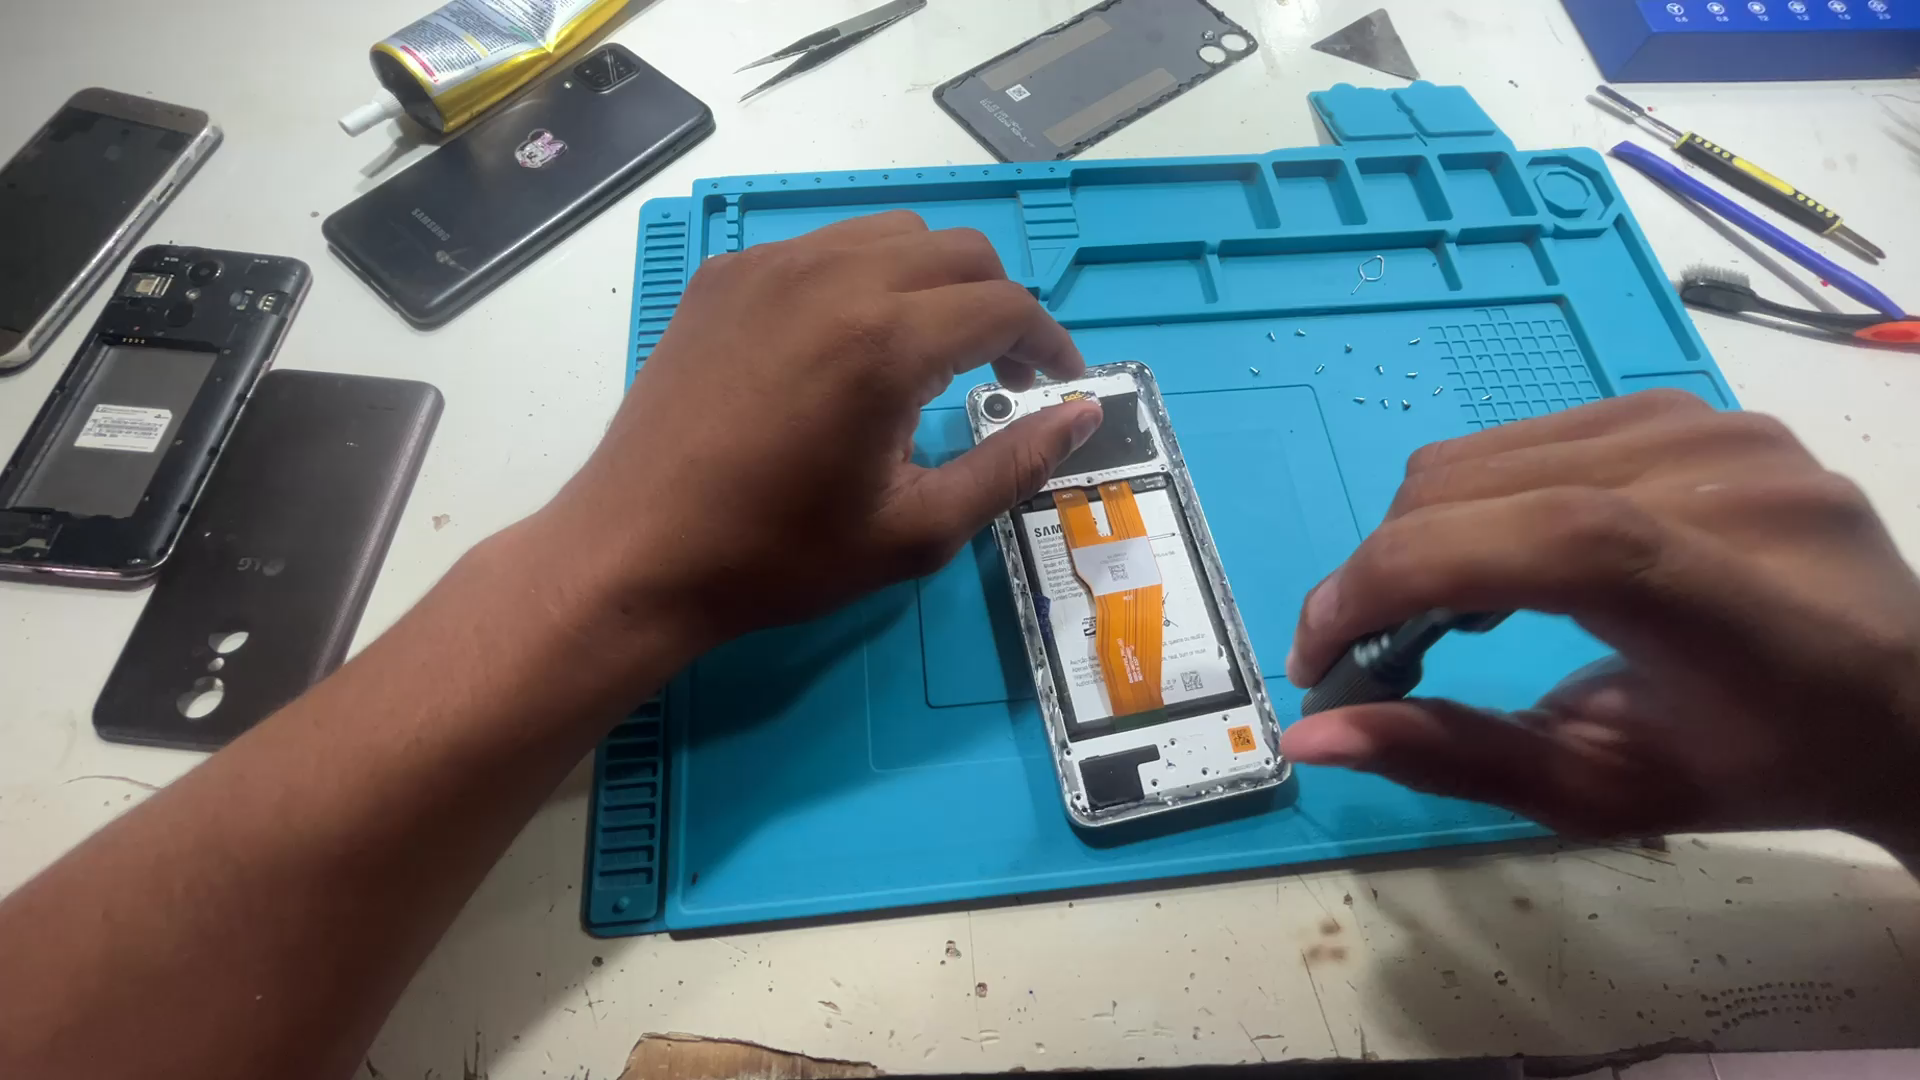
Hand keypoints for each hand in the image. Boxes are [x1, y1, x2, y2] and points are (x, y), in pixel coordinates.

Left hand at [532, 211, 1100, 660]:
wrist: (637, 555)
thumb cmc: (781, 558)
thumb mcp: (916, 531)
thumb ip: (1012, 465)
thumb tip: (1083, 415)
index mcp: (885, 342)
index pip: (1005, 307)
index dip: (1049, 344)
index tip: (1059, 385)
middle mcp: (832, 276)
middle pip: (959, 252)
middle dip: (1000, 307)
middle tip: (1003, 375)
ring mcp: (769, 267)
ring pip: (892, 236)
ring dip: (936, 286)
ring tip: (930, 358)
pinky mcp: (726, 278)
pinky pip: (824, 249)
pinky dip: (868, 281)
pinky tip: (851, 345)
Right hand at [1281, 390, 1919, 845]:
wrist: (1899, 691)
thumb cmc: (1750, 763)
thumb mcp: (1597, 791)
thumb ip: (1450, 759)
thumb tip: (1309, 736)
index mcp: (1745, 607)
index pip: (1550, 543)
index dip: (1399, 581)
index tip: (1319, 650)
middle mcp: (1731, 484)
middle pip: (1469, 494)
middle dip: (1377, 575)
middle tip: (1368, 648)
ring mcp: (1707, 428)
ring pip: (1462, 463)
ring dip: (1408, 541)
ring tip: (1432, 607)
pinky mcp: (1676, 408)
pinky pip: (1498, 444)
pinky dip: (1453, 507)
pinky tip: (1489, 557)